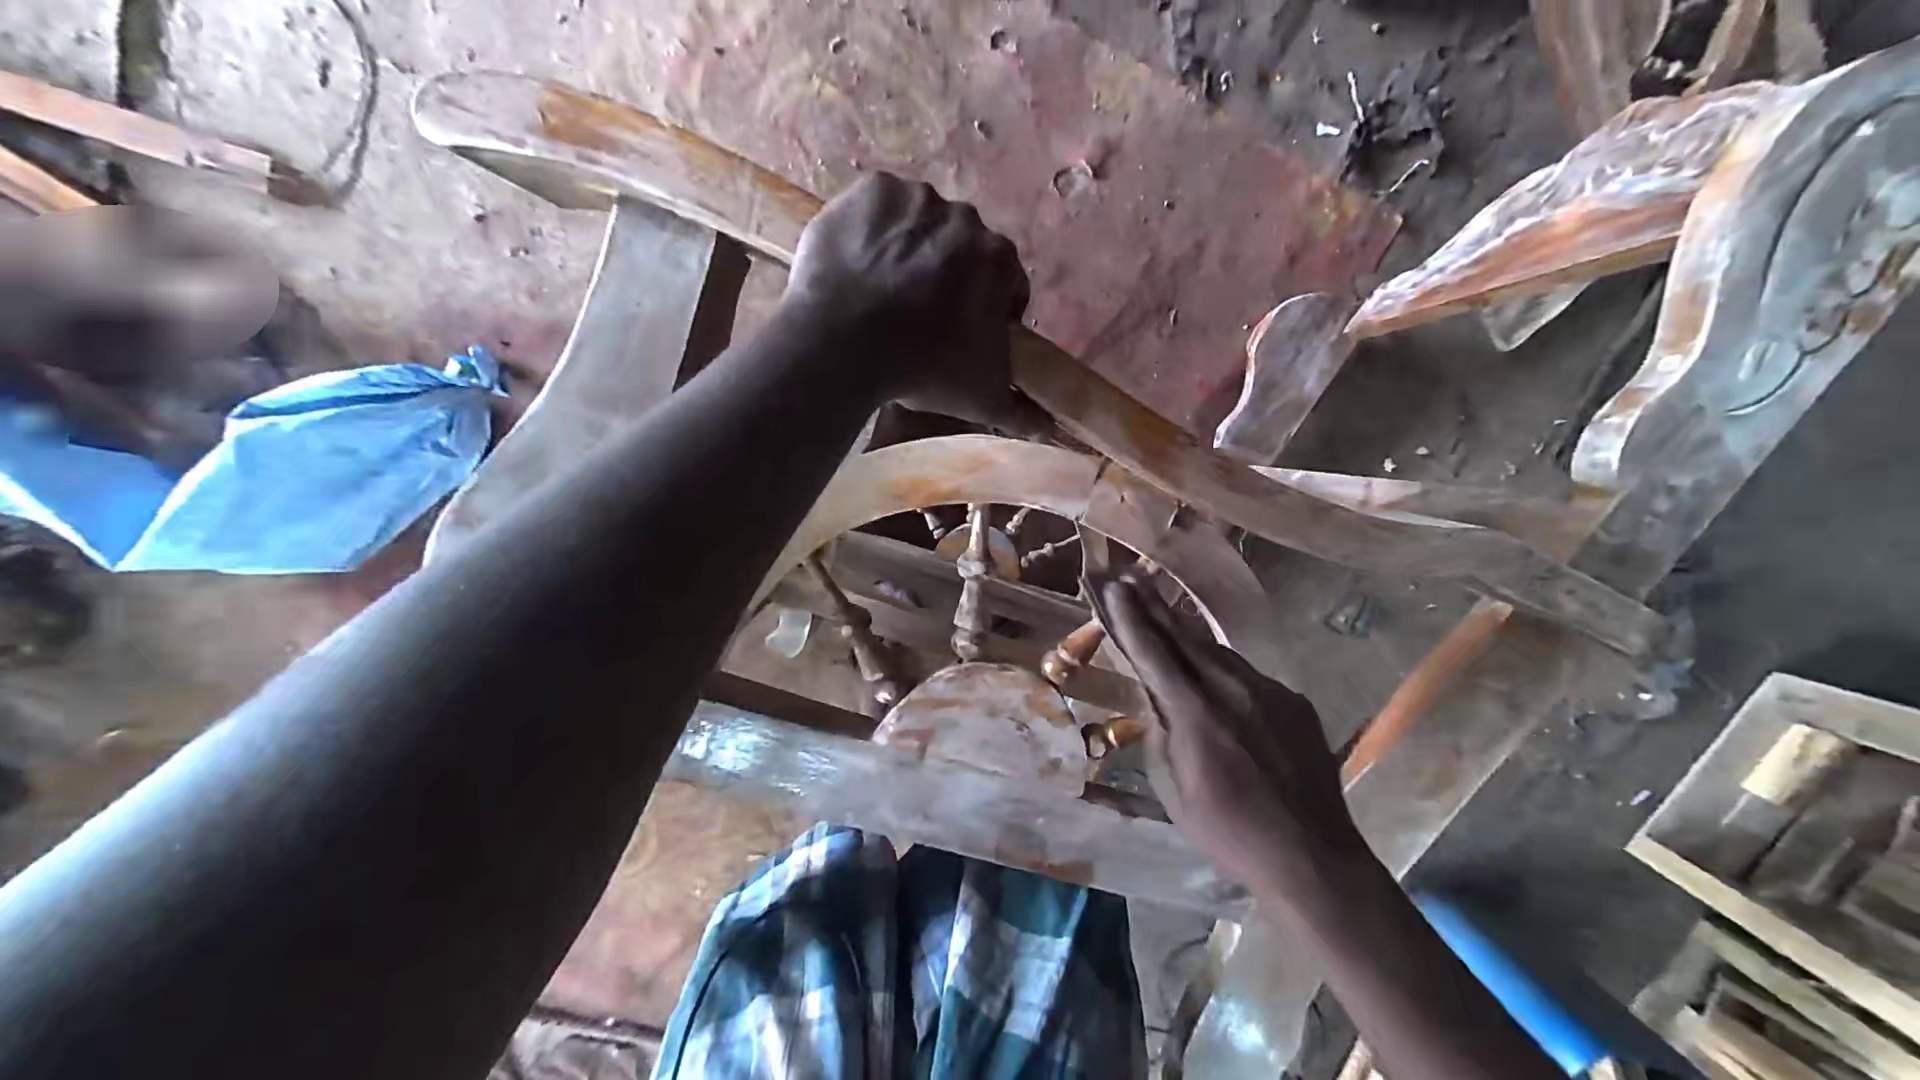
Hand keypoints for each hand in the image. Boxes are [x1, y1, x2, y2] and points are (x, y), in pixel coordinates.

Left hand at [785, 173, 1050, 435]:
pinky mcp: (870, 191)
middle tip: (919, 318)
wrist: (845, 342)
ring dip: (909, 252)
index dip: (988, 309)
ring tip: (882, 294)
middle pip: (961, 250)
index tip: (963, 334)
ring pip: (919, 226)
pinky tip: (859, 266)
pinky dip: (872, 232)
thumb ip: (1021, 411)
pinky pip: (878, 210)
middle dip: (947, 278)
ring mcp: (916, 199)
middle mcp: (966, 218)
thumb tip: (1051, 429)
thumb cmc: (923, 368)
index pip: (1005, 282)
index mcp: (1000, 261)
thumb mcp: (980, 398)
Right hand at [1099, 574, 1368, 898]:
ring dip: (1185, 631)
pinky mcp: (1293, 702)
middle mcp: (1233, 690)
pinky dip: (1220, 665)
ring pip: (1217, 651)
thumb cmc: (1229, 831)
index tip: (1113, 587)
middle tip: (1129, 577)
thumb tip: (1155, 699)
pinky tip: (1210, 669)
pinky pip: (1247, 673)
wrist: (1313, 857)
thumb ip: (1160, 734)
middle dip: (1153, 606)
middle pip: (1185, 637)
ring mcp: (1269, 692)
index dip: (1131, 618)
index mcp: (1197, 714)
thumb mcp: (1173, 790)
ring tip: (1160, 610)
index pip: (1155, 653)